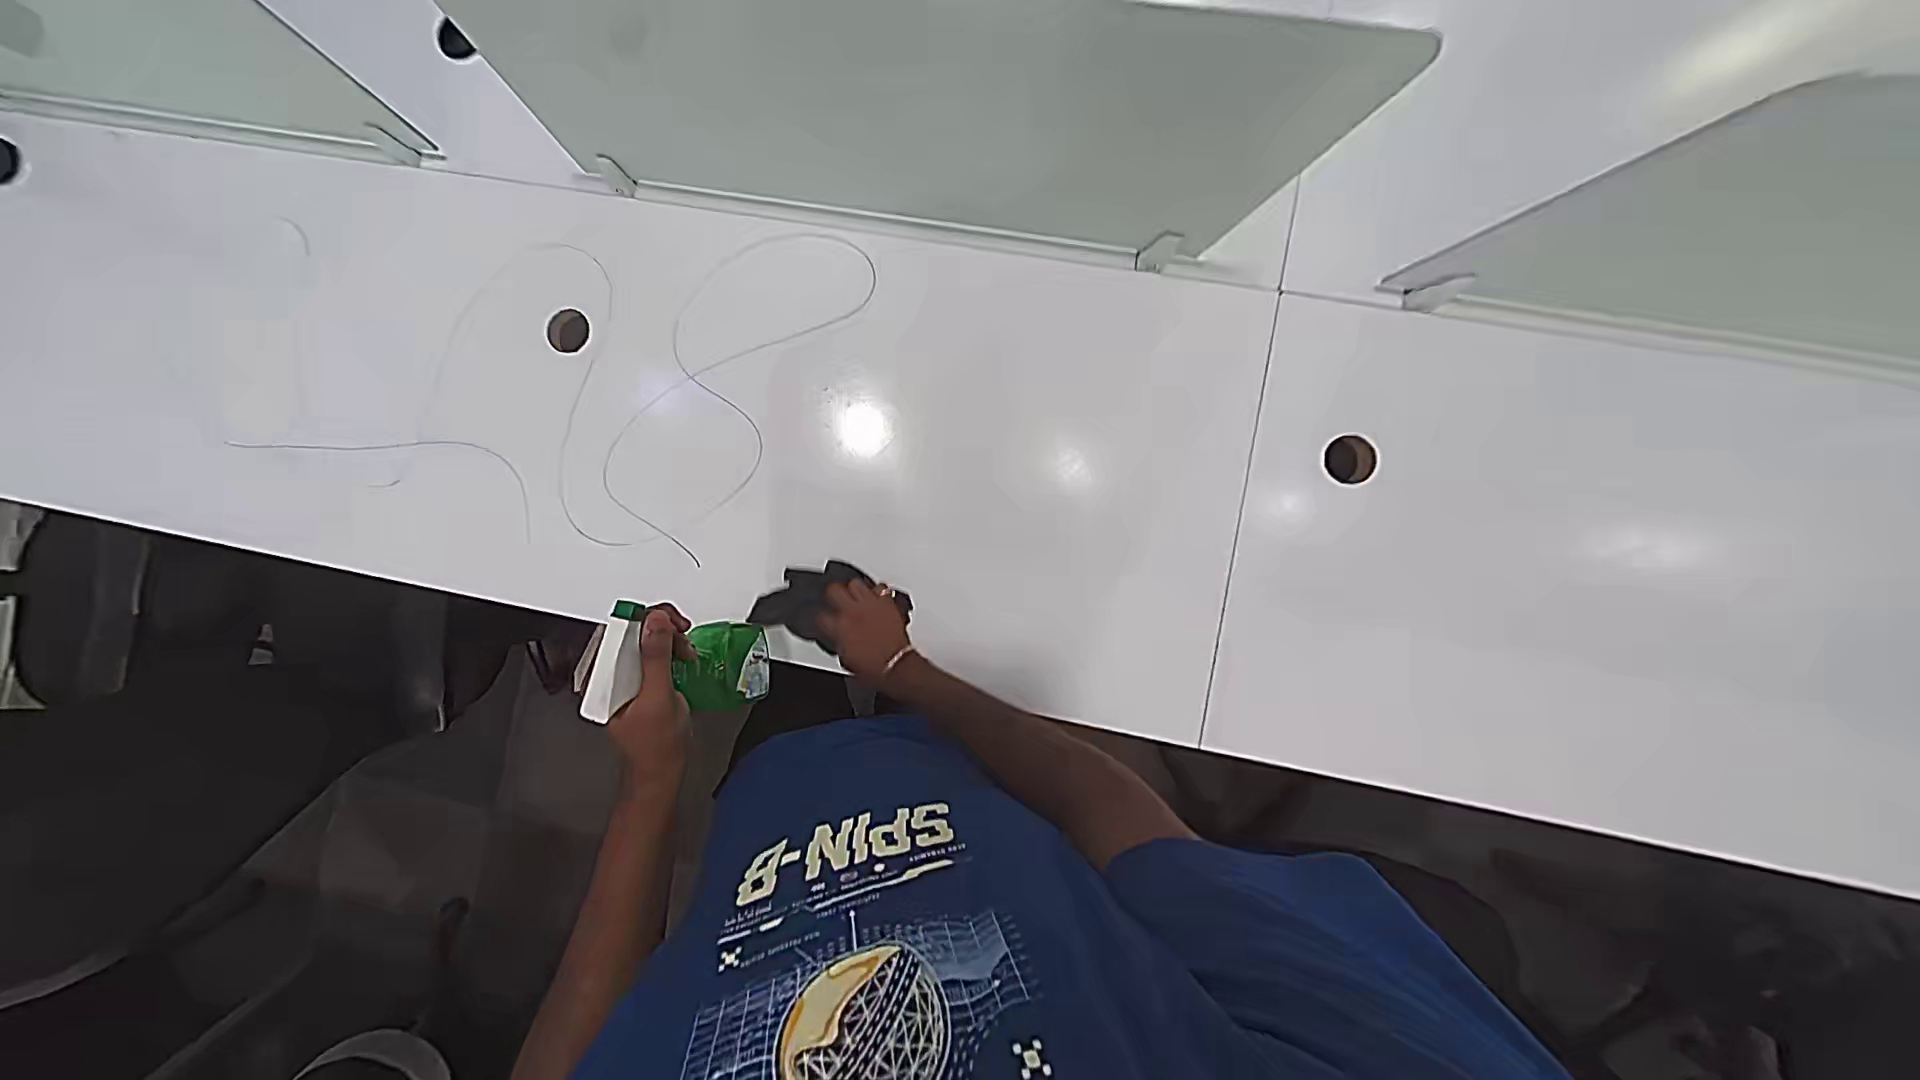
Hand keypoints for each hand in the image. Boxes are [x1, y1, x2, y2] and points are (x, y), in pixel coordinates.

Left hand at [608, 604, 696, 785]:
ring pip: (646, 643)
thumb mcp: (658, 697)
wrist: (660, 773)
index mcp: (603, 679)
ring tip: (686, 653)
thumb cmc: (655, 746)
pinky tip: (683, 659)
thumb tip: (654, 621)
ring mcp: (627, 680)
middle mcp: (611, 676)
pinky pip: (655, 656)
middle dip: (663, 629)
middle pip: (632, 634)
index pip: (617, 632)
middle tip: (683, 635)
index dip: (645, 619)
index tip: (671, 620)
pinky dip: (672, 652)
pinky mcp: (643, 683)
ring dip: (671, 641)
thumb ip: (655, 657)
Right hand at [819, 580, 912, 685]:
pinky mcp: (886, 602)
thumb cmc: (872, 666)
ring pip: (856, 583)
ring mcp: (870, 604)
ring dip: (854, 589)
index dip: (821, 617)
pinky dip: (878, 591)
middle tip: (837, 599)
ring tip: (856, 596)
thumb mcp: (846, 657)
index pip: (820, 615)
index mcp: (838, 627)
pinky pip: (880, 587)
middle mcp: (852, 612)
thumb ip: (839, 641)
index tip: (824, 619)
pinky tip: (876, 597)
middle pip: (834, 589)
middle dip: (833, 593)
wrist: (894, 664)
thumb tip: (838, 636)